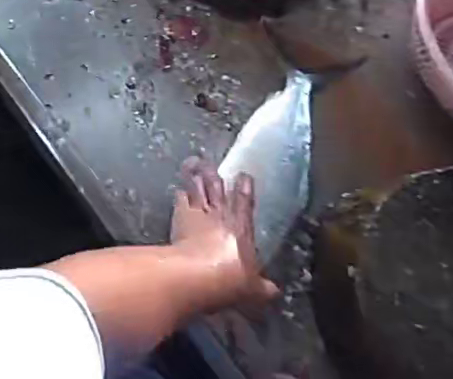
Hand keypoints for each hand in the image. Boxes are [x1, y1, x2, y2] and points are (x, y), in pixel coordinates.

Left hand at [170, 157, 278, 309]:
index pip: (245, 203)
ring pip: (197, 186)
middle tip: (210, 163)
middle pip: (216, 188)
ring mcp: (198, 212)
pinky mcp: (180, 215)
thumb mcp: (255, 289)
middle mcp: (220, 215)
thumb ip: (264, 287)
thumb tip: (273, 290)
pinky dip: (181, 193)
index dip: (245, 187)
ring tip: (193, 162)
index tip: (244, 174)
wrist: (198, 273)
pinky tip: (179, 190)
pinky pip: (180, 198)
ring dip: (195, 175)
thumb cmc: (232, 281)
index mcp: (241, 228)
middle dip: (214, 175)